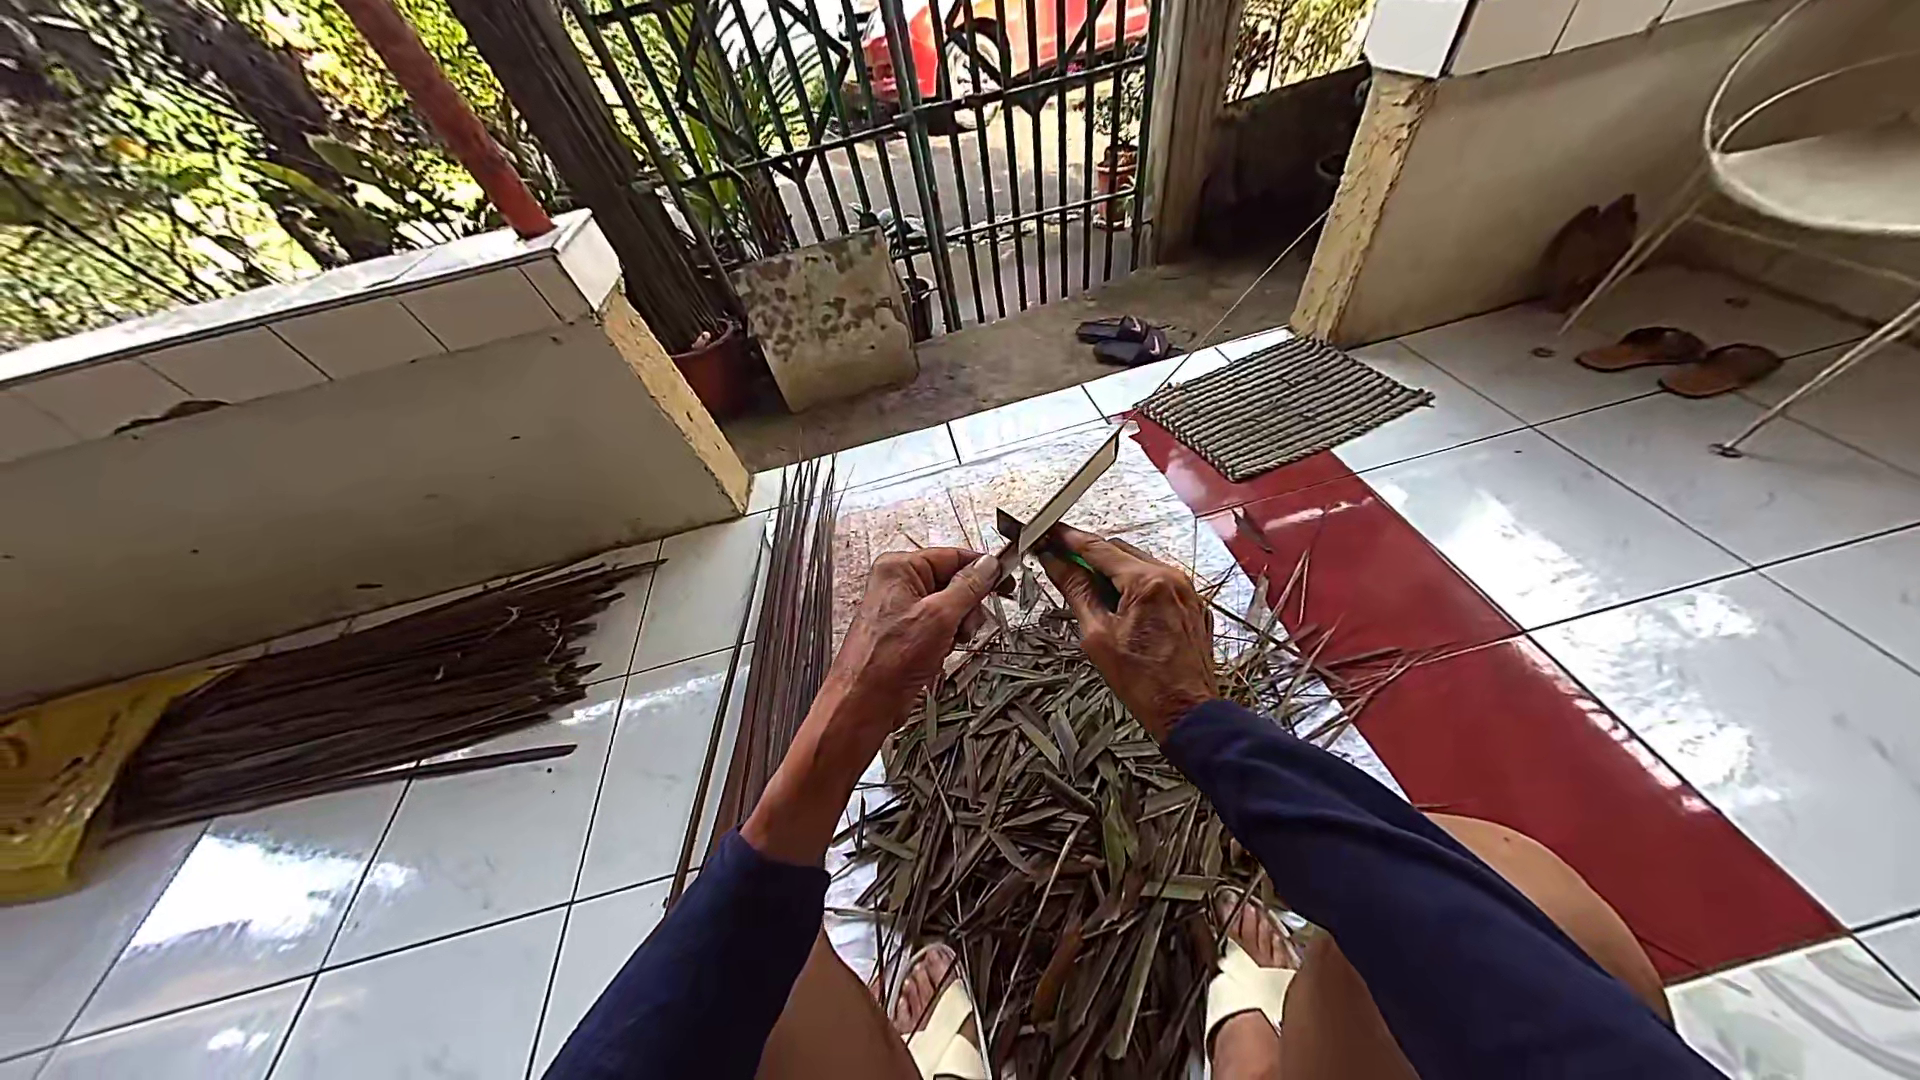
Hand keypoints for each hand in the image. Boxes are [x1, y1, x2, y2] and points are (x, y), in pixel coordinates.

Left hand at [744, 547, 998, 865]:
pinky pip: (941, 626)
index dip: (982, 569)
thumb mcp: (940, 616)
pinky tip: (940, 652)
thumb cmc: (888, 659)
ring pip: (951, 606)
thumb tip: (988, 565)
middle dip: (968, 606)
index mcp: (900, 567)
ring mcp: (903, 608)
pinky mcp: (907, 631)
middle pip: (954, 582)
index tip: (1007, 580)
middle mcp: (899, 583)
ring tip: (949, 643)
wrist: (865, 701)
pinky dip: (948, 638)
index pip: (953, 556)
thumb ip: (969, 587)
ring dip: (959, 626)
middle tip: (966, 625)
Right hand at [1036, 524, 1216, 740]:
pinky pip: (1155, 580)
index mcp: (1147, 582)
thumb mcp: (1097, 634)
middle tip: (1061, 563)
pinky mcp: (1190, 603)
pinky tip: (1117, 605)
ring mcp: (1184, 590)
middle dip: (1088, 555)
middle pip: (1119, 550)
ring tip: (1088, 591)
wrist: (1185, 711)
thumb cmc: (1145, 682)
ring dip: (1110, 570)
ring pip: (1137, 564)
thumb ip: (1076, 590)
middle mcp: (1171, 578)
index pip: (1098, 547)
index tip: (1050, 534)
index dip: (1069, 539)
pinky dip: (1132, 584)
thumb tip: (1056, 563)